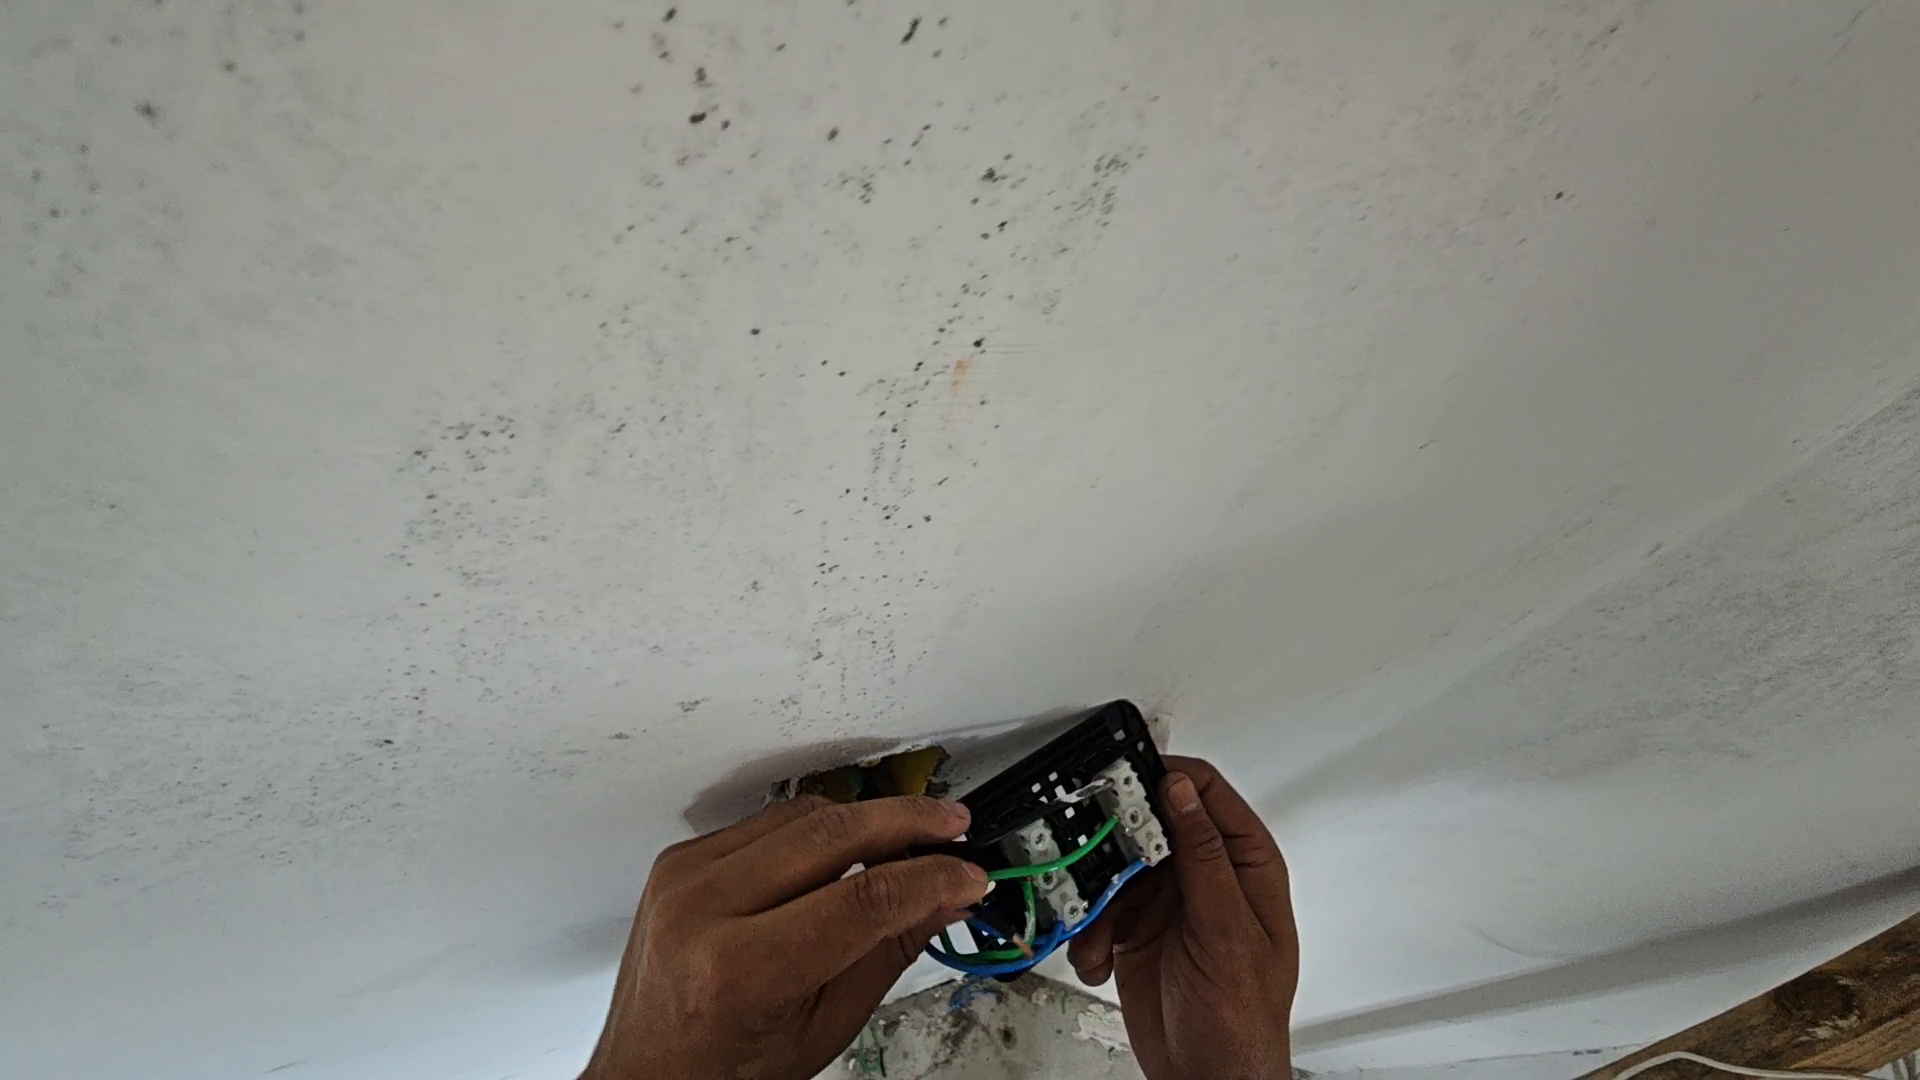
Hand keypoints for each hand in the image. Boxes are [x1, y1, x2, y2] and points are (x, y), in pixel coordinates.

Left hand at [582, 794, 990, 1079]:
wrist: (646, 1075)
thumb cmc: (729, 1071)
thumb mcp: (826, 1026)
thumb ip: (892, 949)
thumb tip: (948, 894)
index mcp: (739, 972)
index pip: (861, 900)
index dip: (928, 879)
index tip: (966, 872)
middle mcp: (704, 910)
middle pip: (832, 834)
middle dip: (906, 821)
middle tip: (952, 824)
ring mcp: (687, 875)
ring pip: (806, 814)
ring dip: (867, 818)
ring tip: (911, 833)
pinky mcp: (682, 856)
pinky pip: (771, 819)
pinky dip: (820, 824)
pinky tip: (848, 841)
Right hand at [1068, 756, 1297, 1079]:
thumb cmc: (1243, 1022)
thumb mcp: (1226, 933)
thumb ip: (1203, 857)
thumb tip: (1182, 791)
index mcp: (1241, 863)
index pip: (1204, 791)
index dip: (1165, 776)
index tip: (1124, 780)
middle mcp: (1202, 871)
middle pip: (1149, 820)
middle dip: (1116, 839)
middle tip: (1094, 855)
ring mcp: (1166, 894)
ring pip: (1116, 859)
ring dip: (1098, 895)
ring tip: (1100, 930)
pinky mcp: (1133, 920)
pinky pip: (1099, 899)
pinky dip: (1090, 925)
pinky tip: (1100, 954)